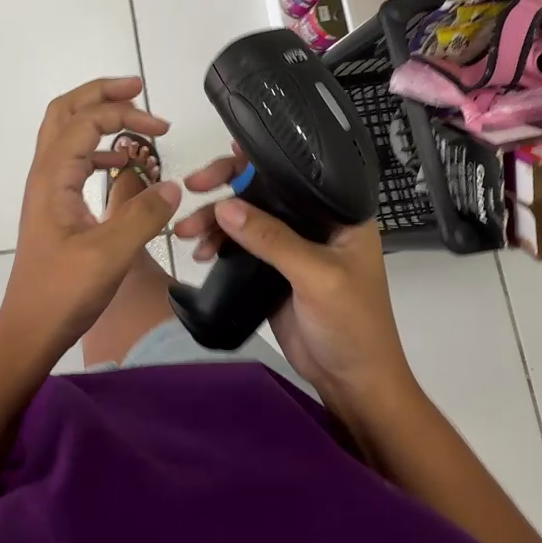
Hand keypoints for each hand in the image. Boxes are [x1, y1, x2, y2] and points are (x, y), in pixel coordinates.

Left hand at [0, 77, 182, 358]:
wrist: (30, 328)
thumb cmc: (63, 292)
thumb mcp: (110, 254)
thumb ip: (143, 216)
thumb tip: (173, 186)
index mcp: (53, 177)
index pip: (87, 121)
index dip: (125, 114)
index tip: (163, 126)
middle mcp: (45, 174)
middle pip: (65, 112)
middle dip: (101, 94)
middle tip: (137, 88)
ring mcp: (48, 190)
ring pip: (67, 133)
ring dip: (99, 118)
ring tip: (139, 121)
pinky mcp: (56, 206)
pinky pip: (75, 161)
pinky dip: (100, 150)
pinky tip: (125, 165)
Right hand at [173, 148, 414, 404]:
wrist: (352, 383)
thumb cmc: (354, 326)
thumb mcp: (317, 277)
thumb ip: (272, 239)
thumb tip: (224, 206)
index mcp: (340, 213)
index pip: (295, 172)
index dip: (257, 159)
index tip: (221, 161)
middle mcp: (315, 222)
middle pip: (263, 189)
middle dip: (225, 187)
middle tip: (193, 186)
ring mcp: (292, 246)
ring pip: (246, 217)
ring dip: (214, 220)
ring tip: (187, 233)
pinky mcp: (273, 270)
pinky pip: (240, 246)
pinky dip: (218, 244)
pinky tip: (202, 253)